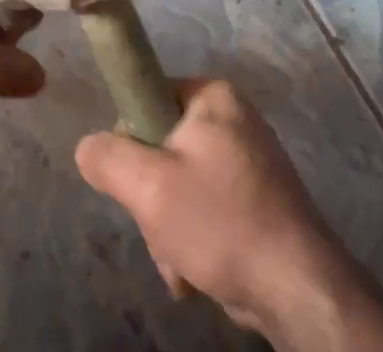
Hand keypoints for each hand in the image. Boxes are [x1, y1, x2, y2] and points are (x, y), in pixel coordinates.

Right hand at [73, 80, 353, 333]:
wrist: (294, 284)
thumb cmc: (220, 221)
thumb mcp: (148, 186)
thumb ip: (108, 158)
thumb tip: (89, 146)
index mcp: (214, 97)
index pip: (146, 98)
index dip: (129, 138)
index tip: (131, 177)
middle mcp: (234, 118)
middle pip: (159, 148)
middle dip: (150, 198)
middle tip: (157, 223)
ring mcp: (247, 160)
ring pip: (177, 186)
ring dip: (166, 227)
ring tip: (179, 258)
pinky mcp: (254, 198)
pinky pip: (202, 209)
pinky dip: (191, 239)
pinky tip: (193, 271)